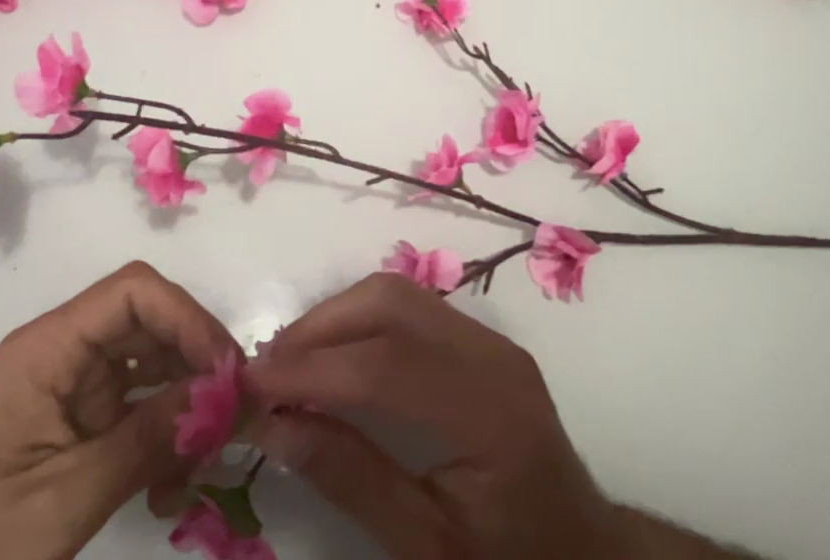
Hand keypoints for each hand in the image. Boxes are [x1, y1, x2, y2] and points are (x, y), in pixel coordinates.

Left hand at [0, 261, 240, 559]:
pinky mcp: (81, 419)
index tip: (227, 375)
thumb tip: (228, 393)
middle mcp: (63, 352)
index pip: (133, 292)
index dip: (188, 319)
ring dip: (187, 407)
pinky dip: (167, 436)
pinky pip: (141, 406)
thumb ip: (151, 438)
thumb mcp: (69, 494)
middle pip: (151, 324)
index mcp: (47, 350)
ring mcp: (73, 385)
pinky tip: (172, 487)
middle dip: (197, 366)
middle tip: (231, 424)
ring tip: (202, 465)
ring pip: (155, 365)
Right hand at [245, 273, 736, 559]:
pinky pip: (409, 307)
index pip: (386, 368)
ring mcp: (492, 342)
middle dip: (317, 328)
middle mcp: (496, 359)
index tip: (250, 385)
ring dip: (334, 317)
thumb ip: (351, 479)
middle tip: (263, 373)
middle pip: (391, 306)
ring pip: (396, 294)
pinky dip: (358, 320)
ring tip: (287, 364)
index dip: (310, 369)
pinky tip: (330, 355)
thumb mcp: (424, 544)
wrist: (579, 547)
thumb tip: (274, 426)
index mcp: (491, 417)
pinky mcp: (482, 340)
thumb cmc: (505, 556)